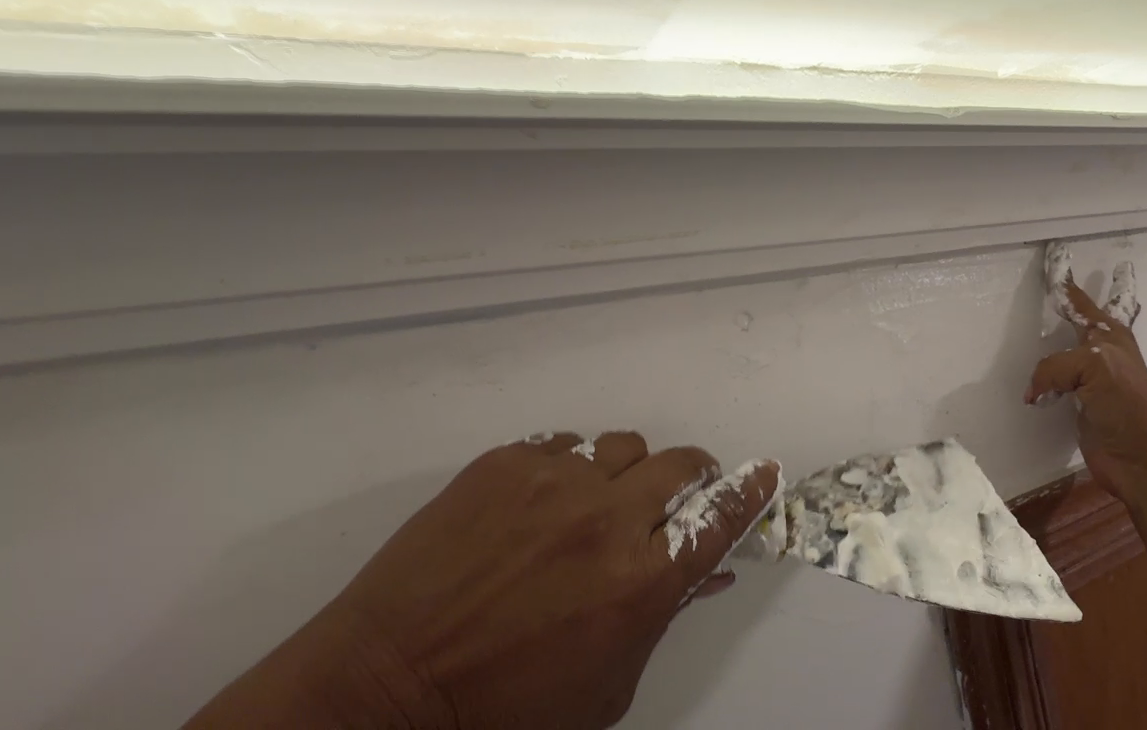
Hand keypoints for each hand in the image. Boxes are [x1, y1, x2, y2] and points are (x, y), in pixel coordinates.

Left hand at [184, 432, 779, 729]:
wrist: (383, 690)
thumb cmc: (508, 711)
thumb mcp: (608, 686)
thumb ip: (664, 618)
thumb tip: (710, 572)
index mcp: (643, 580)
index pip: (721, 515)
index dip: (749, 490)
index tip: (763, 472)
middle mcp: (609, 518)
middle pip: (681, 464)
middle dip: (692, 477)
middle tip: (673, 496)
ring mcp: (555, 481)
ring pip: (624, 446)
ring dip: (627, 472)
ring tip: (598, 502)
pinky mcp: (505, 463)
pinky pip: (564, 445)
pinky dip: (569, 468)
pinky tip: (543, 504)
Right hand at [1025, 281, 1146, 505]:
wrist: (1145, 460)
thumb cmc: (1127, 405)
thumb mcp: (1094, 367)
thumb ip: (1055, 366)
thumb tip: (1035, 392)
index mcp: (1109, 337)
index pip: (1081, 302)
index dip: (1067, 282)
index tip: (1058, 254)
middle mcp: (1101, 354)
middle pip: (1087, 320)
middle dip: (1078, 301)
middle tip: (1068, 284)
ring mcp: (1091, 383)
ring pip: (1069, 354)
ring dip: (1059, 341)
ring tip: (1050, 326)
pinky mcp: (1080, 409)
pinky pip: (1055, 387)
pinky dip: (1042, 382)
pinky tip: (1035, 386)